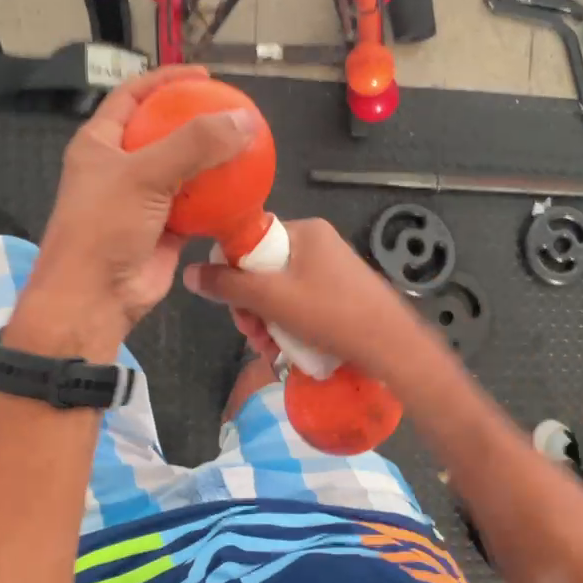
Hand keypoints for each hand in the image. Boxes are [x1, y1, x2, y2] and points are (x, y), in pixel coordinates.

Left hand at [13, 66, 255, 357]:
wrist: (95, 298)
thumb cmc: (103, 228)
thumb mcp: (144, 174)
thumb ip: (195, 144)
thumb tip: (245, 120)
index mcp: (101, 144)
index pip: (133, 96)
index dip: (166, 80)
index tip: (204, 75)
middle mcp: (121, 170)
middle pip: (163, 134)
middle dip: (196, 123)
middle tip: (233, 113)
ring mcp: (144, 202)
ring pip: (184, 173)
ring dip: (212, 164)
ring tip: (246, 149)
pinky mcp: (166, 231)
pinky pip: (198, 209)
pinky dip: (219, 202)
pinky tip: (245, 192)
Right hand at [182, 218, 435, 383]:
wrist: (391, 347)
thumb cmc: (331, 315)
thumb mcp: (273, 299)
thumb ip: (229, 285)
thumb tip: (190, 273)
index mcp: (305, 232)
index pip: (251, 240)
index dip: (233, 271)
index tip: (231, 303)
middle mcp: (318, 245)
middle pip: (264, 270)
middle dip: (251, 306)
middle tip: (252, 335)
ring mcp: (332, 271)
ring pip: (281, 292)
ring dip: (268, 322)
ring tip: (269, 350)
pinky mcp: (341, 295)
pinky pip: (301, 304)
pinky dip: (289, 326)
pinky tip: (287, 350)